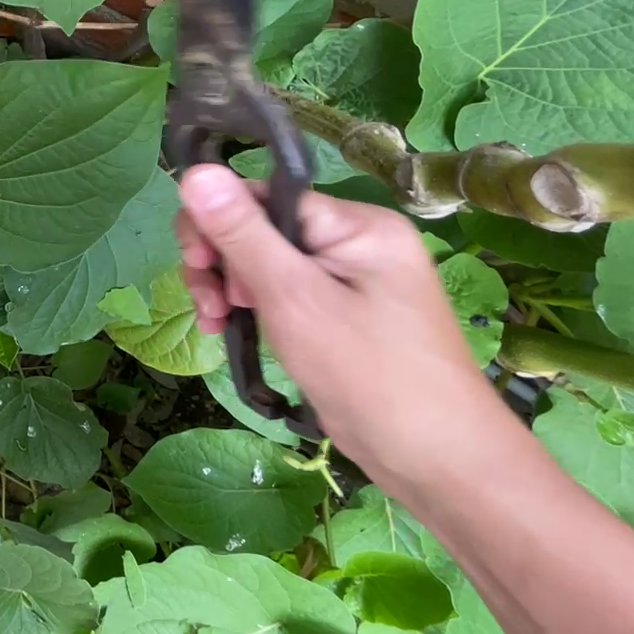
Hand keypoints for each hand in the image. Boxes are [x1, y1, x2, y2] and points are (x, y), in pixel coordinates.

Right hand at [175, 165, 515, 487]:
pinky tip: (228, 327)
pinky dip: (244, 304)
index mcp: (355, 224)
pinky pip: (272, 286)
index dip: (216, 223)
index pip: (259, 196)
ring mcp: (344, 275)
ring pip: (255, 258)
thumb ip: (240, 231)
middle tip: (211, 303)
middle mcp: (352, 239)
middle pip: (252, 225)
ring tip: (216, 321)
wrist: (438, 462)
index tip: (198, 265)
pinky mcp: (334, 308)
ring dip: (224, 286)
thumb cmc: (367, 371)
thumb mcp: (291, 295)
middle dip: (217, 261)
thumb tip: (196, 171)